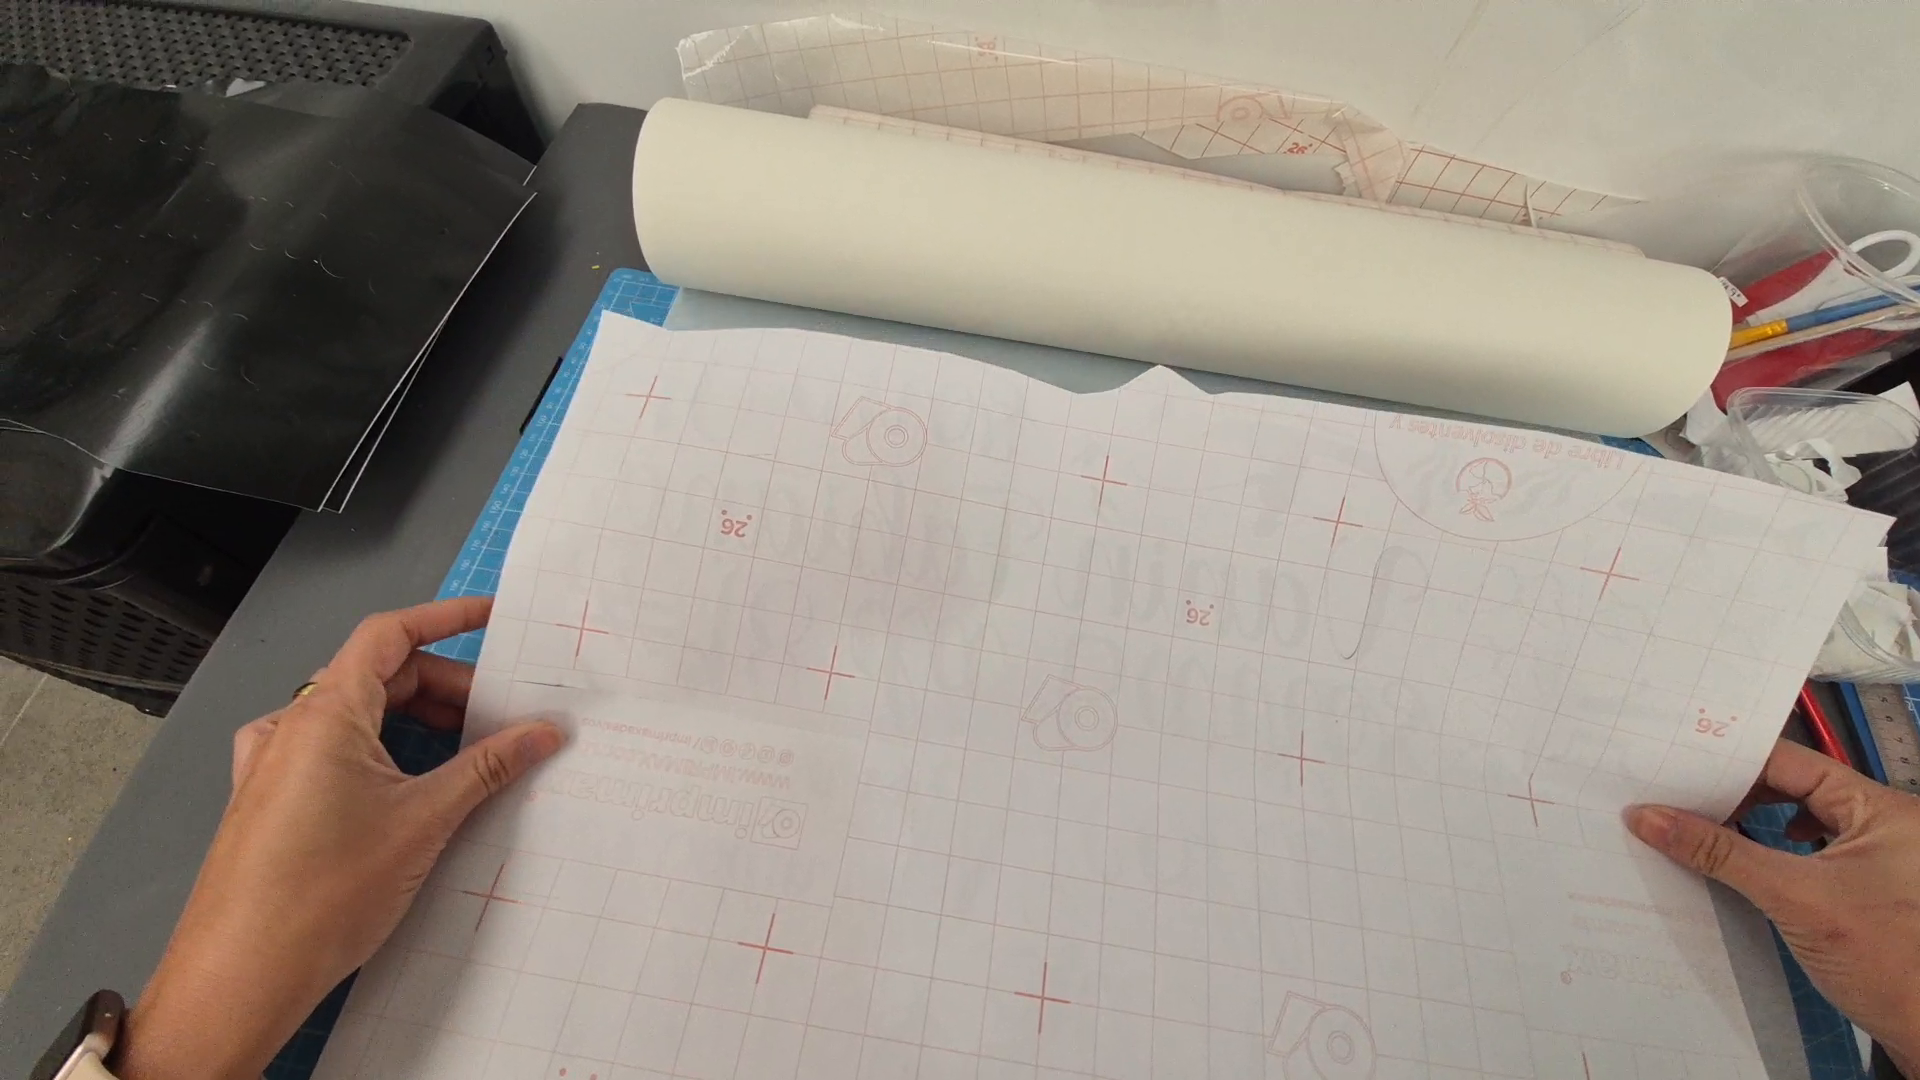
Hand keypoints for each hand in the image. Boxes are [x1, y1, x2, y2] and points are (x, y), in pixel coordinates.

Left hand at [118, 597, 563, 1079]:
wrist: (233, 986)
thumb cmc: (324, 893)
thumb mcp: (426, 818)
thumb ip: (491, 765)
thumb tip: (547, 732)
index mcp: (323, 716)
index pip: (389, 635)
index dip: (446, 617)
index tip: (496, 616)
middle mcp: (292, 728)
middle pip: (385, 675)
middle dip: (451, 687)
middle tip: (503, 714)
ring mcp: (277, 765)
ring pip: (364, 713)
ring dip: (423, 719)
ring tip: (471, 750)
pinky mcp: (274, 798)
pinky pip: (341, 747)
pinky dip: (389, 746)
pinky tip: (416, 779)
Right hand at [1627, 739, 1919, 1071]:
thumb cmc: (1896, 963)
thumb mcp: (1796, 899)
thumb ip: (1717, 851)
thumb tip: (1642, 815)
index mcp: (1886, 811)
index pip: (1786, 762)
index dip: (1723, 760)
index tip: (1664, 762)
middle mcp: (1888, 825)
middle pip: (1788, 786)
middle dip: (1726, 791)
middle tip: (1665, 793)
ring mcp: (1882, 858)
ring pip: (1794, 816)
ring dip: (1741, 821)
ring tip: (1688, 823)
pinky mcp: (1870, 888)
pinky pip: (1803, 848)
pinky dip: (1763, 847)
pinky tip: (1737, 858)